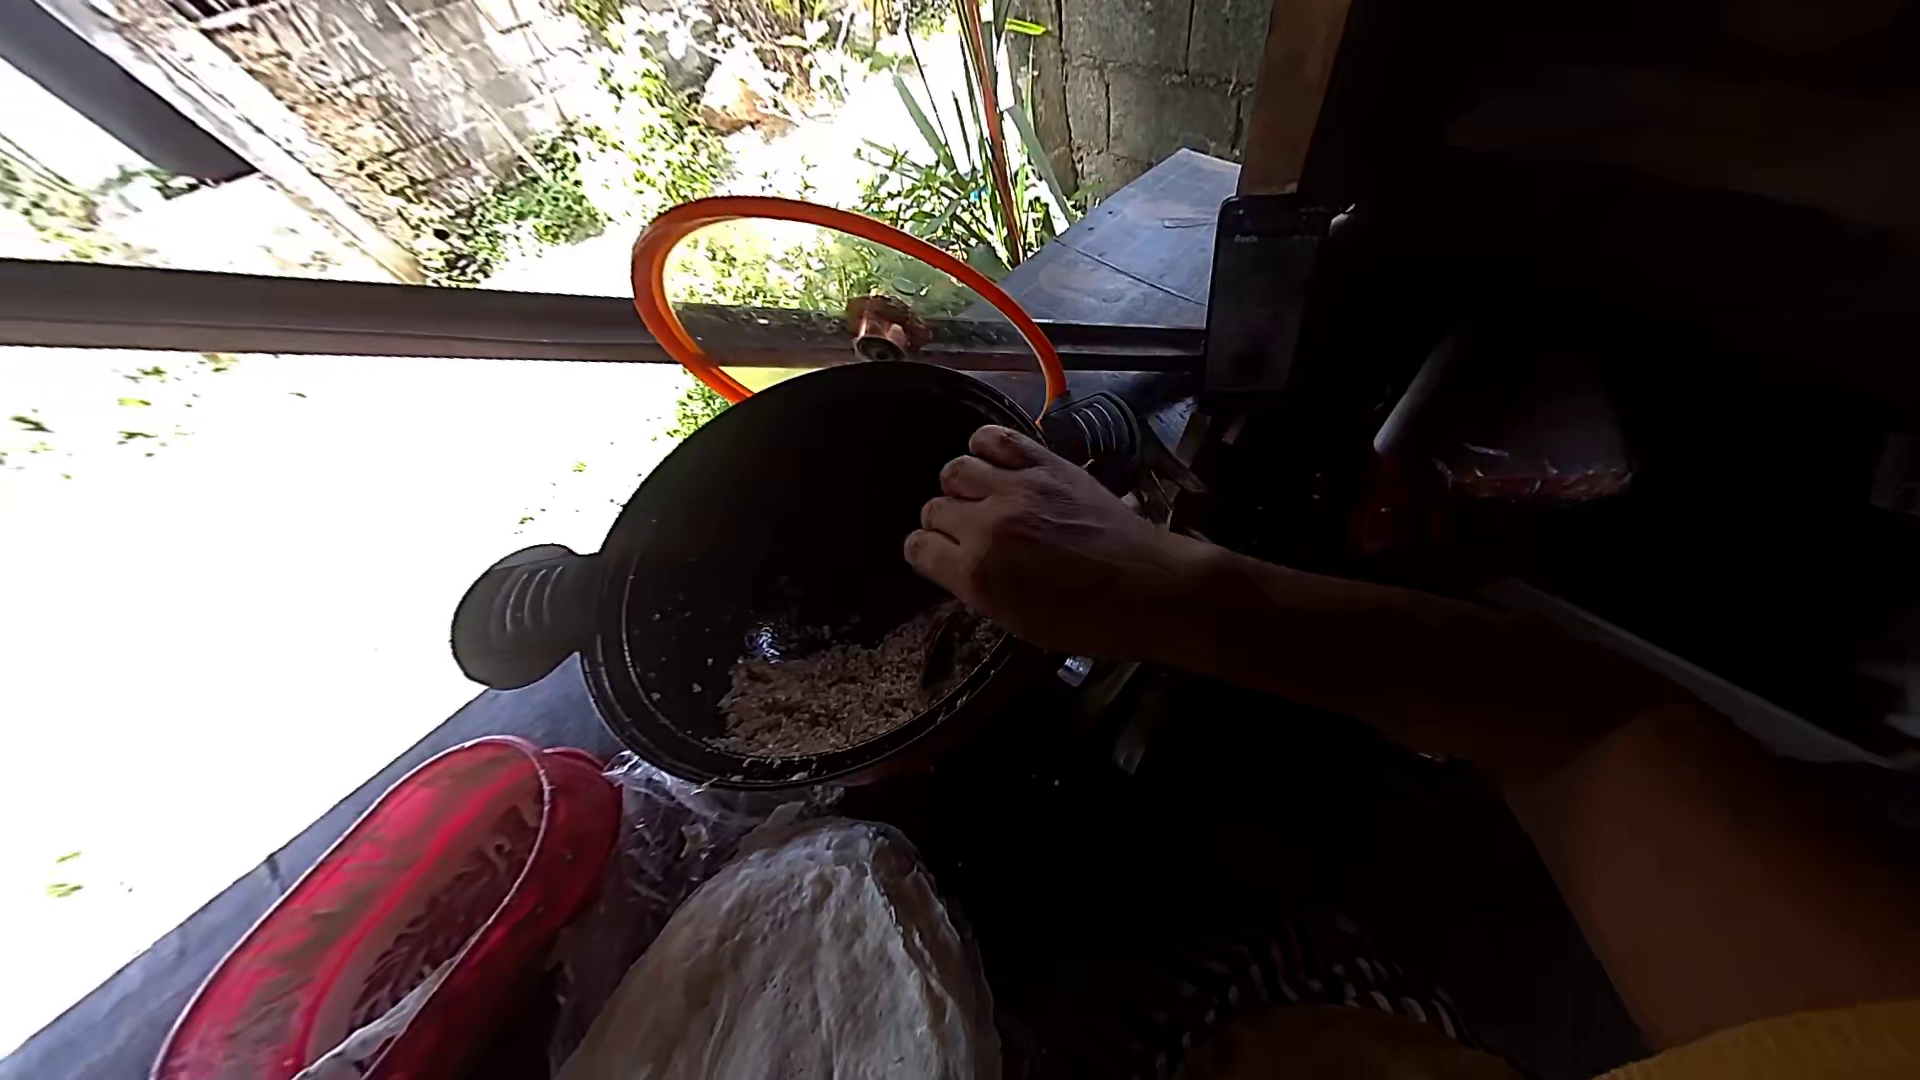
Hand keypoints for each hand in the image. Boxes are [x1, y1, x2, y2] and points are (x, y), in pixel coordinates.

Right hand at [904, 425, 1214, 658]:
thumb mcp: (1017, 620)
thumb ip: (975, 585)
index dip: (925, 552)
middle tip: (965, 529)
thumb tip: (954, 559)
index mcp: (977, 574)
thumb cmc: (1085, 620)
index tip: (937, 554)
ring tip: (979, 494)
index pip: (918, 548)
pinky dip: (986, 446)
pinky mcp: (1045, 464)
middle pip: (933, 507)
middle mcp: (987, 525)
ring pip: (956, 469)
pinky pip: (994, 438)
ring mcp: (1016, 489)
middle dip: (943, 521)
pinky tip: (994, 461)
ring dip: (960, 485)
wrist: (1148, 588)